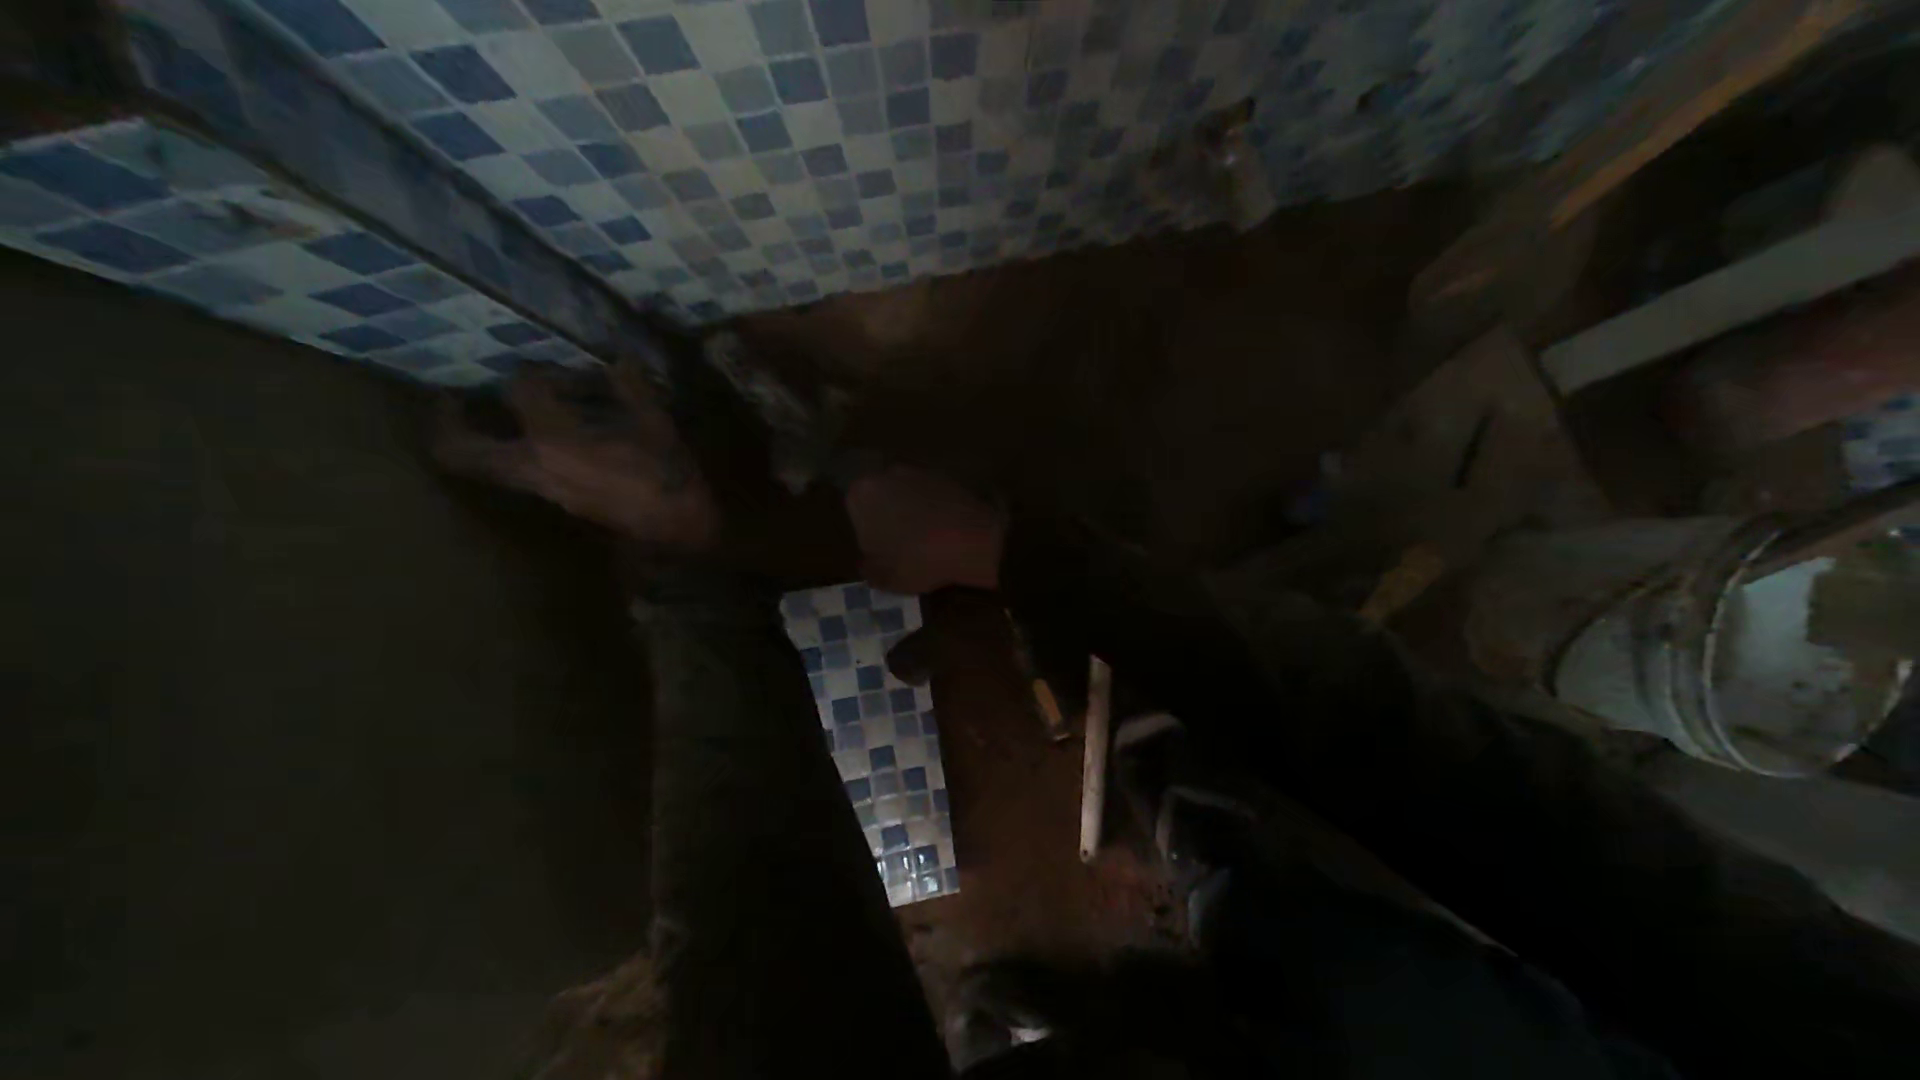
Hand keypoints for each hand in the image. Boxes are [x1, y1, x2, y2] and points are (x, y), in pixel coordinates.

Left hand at [432, 362, 719, 549]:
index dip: (534, 371)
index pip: (520, 389)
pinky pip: (520, 474)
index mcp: (556, 438)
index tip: (553, 366)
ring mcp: (543, 489)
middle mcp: (535, 465)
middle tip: (450, 399)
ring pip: (487, 467)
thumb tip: (619, 359)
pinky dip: (518, 454)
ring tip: (495, 418)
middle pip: (463, 449)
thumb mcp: (657, 423)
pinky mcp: (559, 502)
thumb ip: (632, 386)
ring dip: (480, 441)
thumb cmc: (669, 475)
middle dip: (448, 423)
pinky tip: (549, 442)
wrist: (680, 531)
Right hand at [845, 466, 1006, 593]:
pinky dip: (934, 510)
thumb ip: (867, 568)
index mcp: (861, 493)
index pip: (853, 513)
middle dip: (888, 518)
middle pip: (880, 498)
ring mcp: (919, 471)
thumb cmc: (918, 559)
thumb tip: (867, 562)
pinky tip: (945, 532)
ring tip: (925, 541)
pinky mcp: (947, 476)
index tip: (880, 552)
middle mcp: (886, 473)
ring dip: (911, 513)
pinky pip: (931, 496)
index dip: (866, 534)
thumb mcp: (883, 577)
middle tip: (901, 547)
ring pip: (906, 495)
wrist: (974, 541)